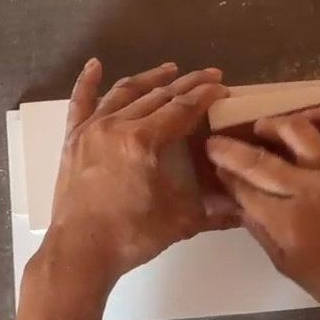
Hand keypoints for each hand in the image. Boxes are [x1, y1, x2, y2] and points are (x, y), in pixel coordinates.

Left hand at [42, 59, 235, 288]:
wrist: (80, 253)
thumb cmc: (131, 237)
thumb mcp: (181, 222)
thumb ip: (215, 211)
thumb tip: (246, 209)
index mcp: (144, 142)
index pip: (182, 108)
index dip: (206, 96)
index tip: (223, 87)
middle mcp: (117, 126)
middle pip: (158, 96)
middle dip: (187, 84)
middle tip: (209, 76)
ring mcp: (91, 129)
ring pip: (124, 93)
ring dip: (150, 79)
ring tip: (170, 69)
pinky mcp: (73, 139)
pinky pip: (80, 103)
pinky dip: (87, 81)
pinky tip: (95, 65)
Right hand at [206, 107, 319, 319]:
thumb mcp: (287, 265)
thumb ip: (260, 230)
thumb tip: (236, 203)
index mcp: (289, 221)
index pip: (245, 189)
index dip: (225, 175)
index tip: (213, 165)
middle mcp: (310, 189)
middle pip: (260, 159)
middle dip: (231, 149)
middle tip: (216, 142)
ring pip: (298, 131)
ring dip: (273, 124)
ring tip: (261, 127)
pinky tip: (307, 118)